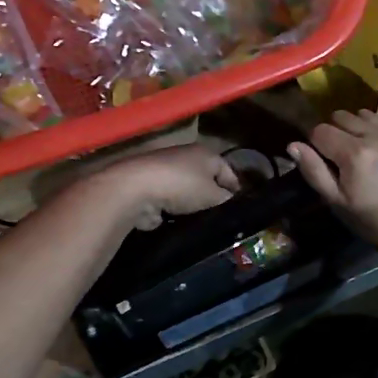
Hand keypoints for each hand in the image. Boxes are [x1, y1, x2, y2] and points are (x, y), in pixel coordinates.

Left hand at [94, 144, 238, 230]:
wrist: (135, 189)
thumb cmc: (182, 186)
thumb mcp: (214, 195)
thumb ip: (227, 199)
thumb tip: (232, 202)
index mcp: (206, 153)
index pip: (229, 171)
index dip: (237, 190)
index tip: (242, 209)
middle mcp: (187, 158)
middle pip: (208, 181)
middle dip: (215, 198)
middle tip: (224, 219)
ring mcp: (167, 172)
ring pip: (190, 193)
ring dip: (195, 207)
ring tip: (205, 224)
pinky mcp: (152, 188)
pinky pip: (172, 202)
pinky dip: (177, 212)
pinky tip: (184, 224)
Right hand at [290, 109, 377, 262]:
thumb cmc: (370, 220)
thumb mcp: (336, 201)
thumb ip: (313, 171)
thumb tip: (292, 145)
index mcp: (354, 154)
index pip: (320, 131)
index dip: (315, 145)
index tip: (323, 162)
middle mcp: (375, 135)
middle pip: (340, 116)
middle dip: (334, 133)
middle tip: (340, 158)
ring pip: (361, 113)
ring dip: (354, 127)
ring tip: (358, 150)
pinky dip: (373, 126)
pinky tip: (376, 146)